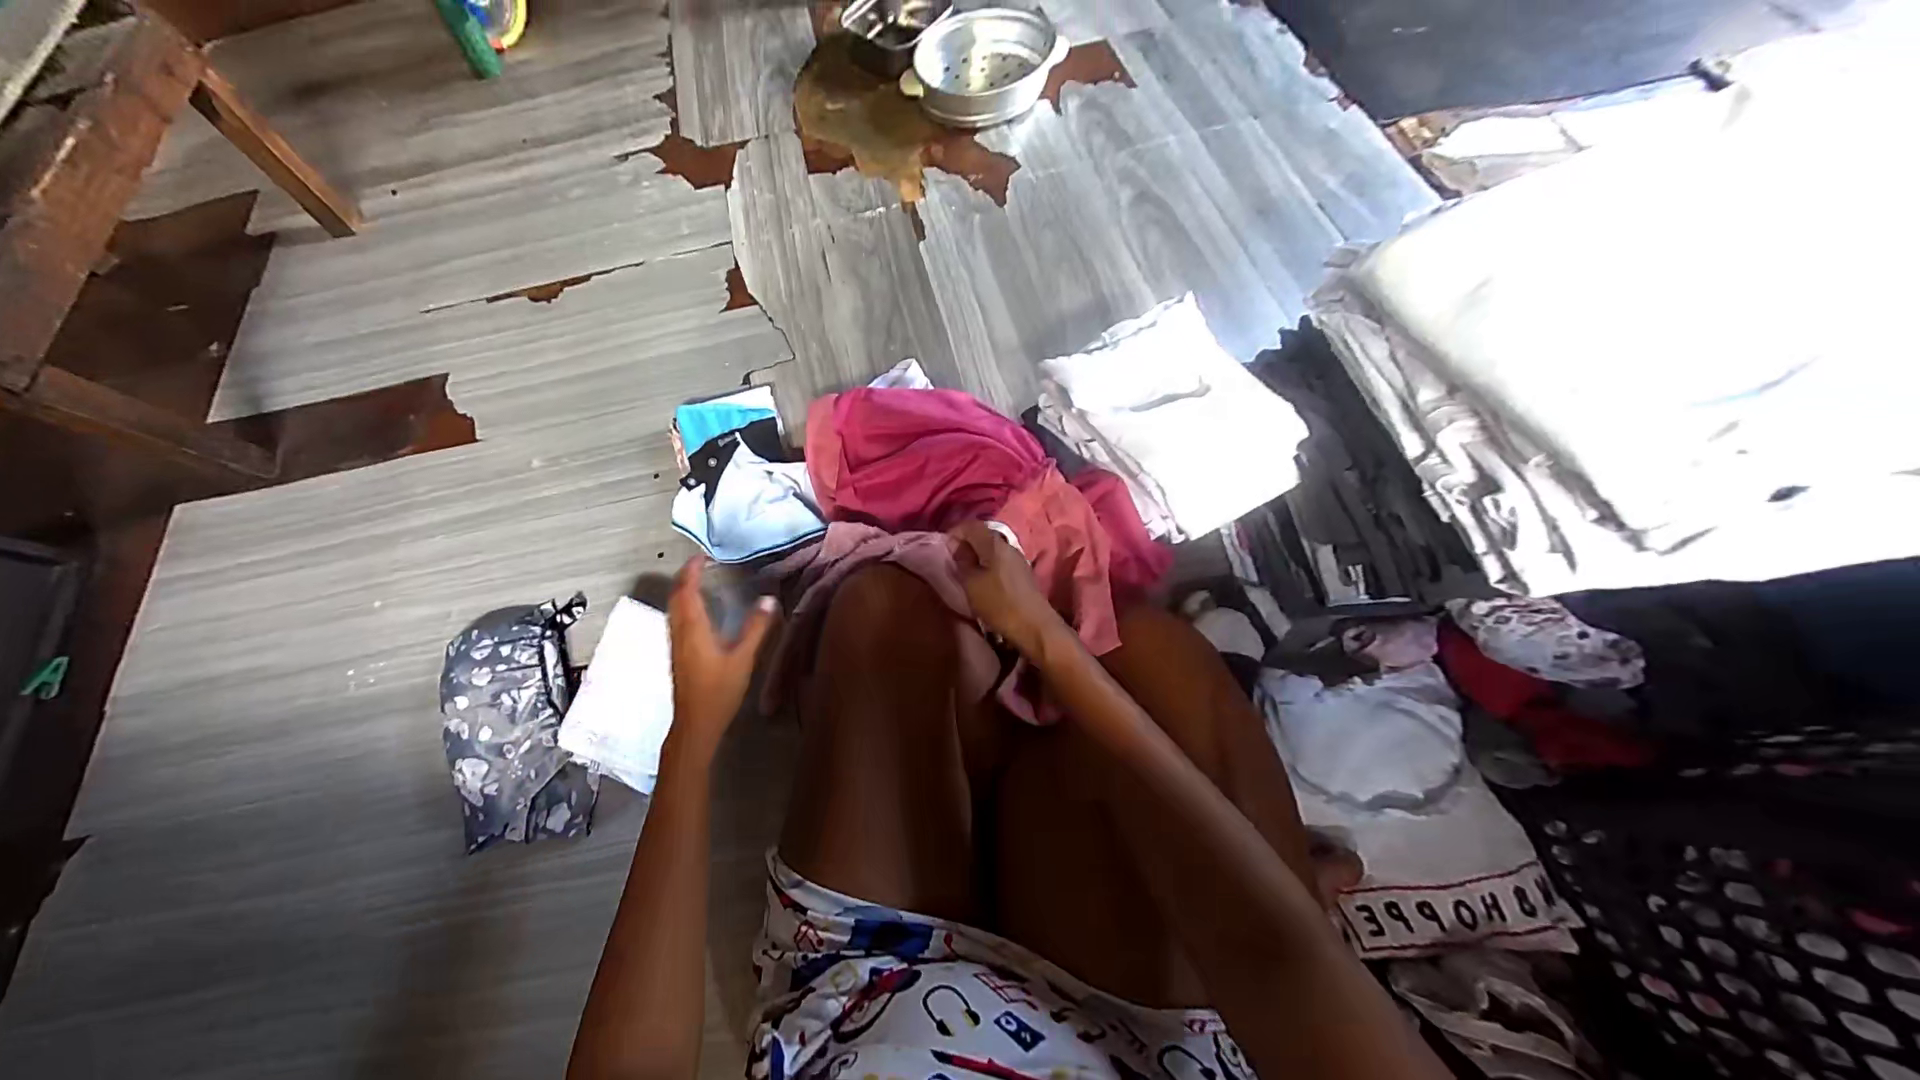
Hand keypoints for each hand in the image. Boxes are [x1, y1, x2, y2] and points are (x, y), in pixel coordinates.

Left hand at [666, 557, 777, 759]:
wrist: (695, 723)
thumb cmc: (719, 691)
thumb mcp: (743, 658)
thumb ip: (756, 628)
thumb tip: (769, 599)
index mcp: (693, 627)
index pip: (687, 590)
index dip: (692, 570)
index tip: (702, 556)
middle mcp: (679, 631)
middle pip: (676, 596)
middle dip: (686, 577)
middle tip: (701, 565)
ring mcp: (676, 643)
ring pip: (674, 608)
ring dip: (683, 590)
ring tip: (699, 581)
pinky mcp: (678, 653)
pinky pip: (677, 618)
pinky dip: (685, 605)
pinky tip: (698, 611)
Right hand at [950, 521, 1067, 655]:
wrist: (1035, 626)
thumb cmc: (999, 603)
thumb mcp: (971, 583)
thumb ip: (962, 561)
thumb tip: (956, 545)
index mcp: (994, 544)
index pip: (971, 525)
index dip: (955, 532)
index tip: (944, 548)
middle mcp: (1008, 545)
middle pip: (983, 535)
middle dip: (965, 544)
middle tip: (952, 561)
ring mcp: (1018, 559)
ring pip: (991, 549)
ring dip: (976, 556)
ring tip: (965, 572)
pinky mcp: (1022, 573)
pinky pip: (1000, 561)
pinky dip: (987, 566)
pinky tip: (982, 581)